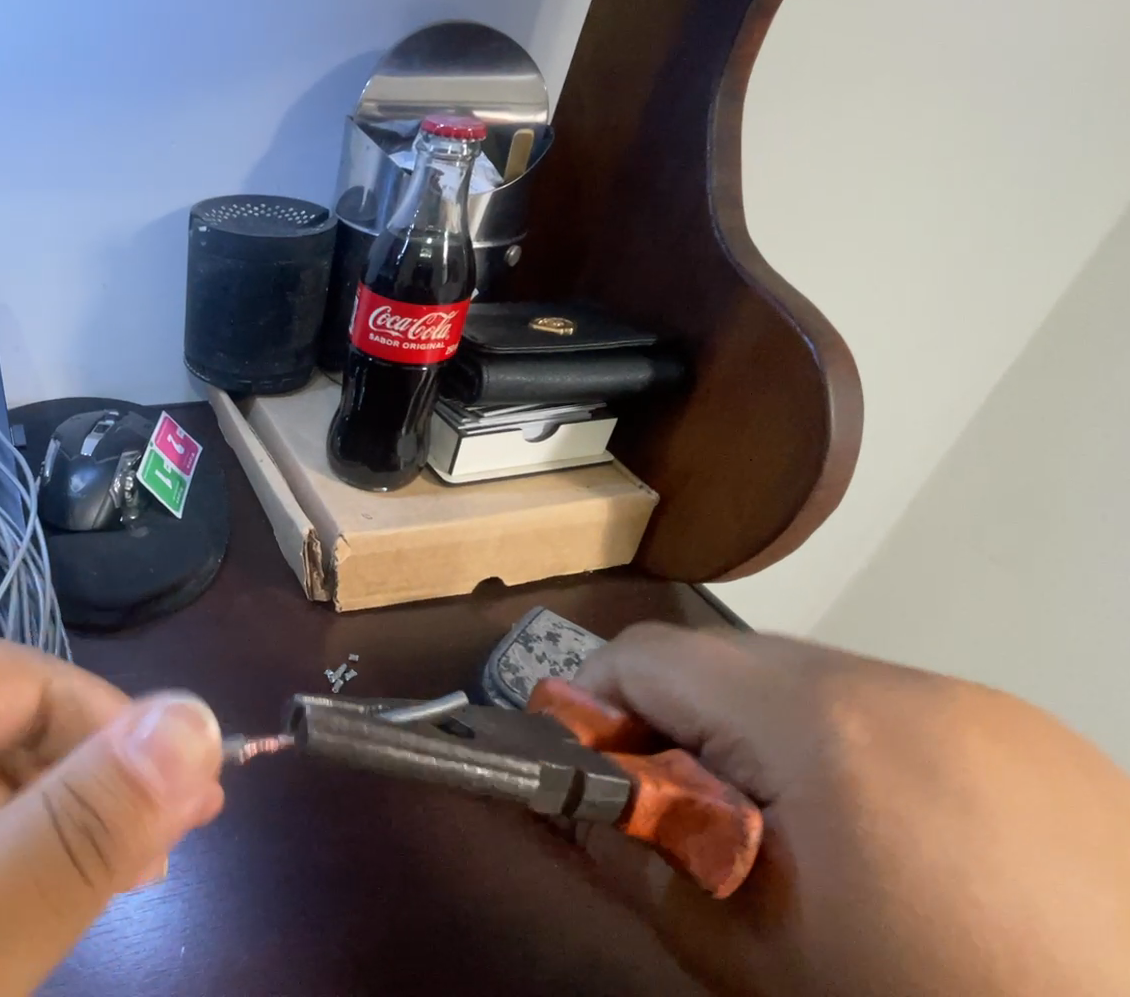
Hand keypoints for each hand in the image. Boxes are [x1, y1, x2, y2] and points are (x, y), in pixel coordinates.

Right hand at [572, 625, 1129, 995]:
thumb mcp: (745, 953)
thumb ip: (630, 856)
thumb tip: (562, 797)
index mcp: (821, 721)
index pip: (649, 653)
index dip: (592, 697)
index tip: (585, 762)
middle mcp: (903, 683)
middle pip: (726, 657)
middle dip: (673, 717)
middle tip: (671, 803)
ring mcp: (986, 705)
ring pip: (807, 678)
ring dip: (757, 730)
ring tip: (778, 826)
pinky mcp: (1044, 738)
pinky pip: (891, 709)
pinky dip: (843, 747)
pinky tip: (879, 835)